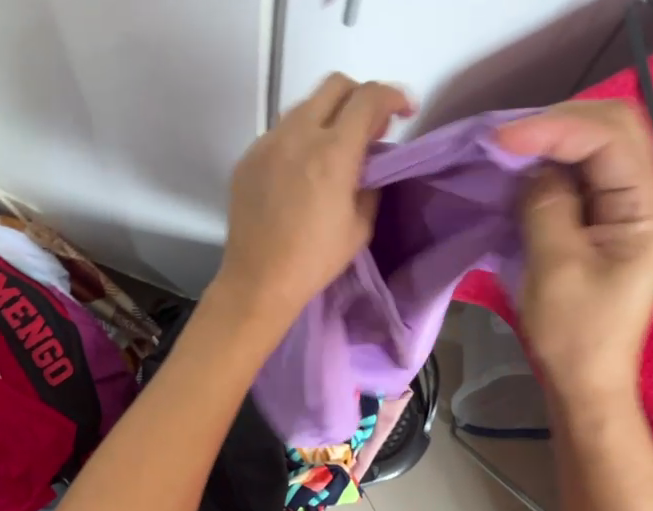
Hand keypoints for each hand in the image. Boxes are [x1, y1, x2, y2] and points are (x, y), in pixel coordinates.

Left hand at [215, 74, 412, 321]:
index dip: (393, 96)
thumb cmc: (314, 261)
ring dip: (327, 115)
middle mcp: (297, 136)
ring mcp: (267, 144)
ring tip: (335, 147)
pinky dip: (299, 139)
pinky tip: (302, 169)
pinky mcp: (248, 159)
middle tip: (370, 126)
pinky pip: (279, 133)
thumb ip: (370, 183)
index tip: (405, 111)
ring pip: (304, 106)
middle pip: (335, 85)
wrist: (258, 282)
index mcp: (332, 152)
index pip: (369, 98)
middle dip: (360, 96)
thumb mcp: (359, 226)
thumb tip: (369, 161)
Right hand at [498, 101, 652, 407]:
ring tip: (509, 151)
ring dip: (554, 142)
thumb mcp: (554, 267)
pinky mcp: (614, 221)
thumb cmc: (574, 334)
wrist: (587, 382)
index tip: (497, 139)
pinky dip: (555, 166)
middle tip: (503, 140)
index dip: (552, 127)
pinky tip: (525, 172)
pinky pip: (588, 175)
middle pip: (612, 127)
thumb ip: (547, 205)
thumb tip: (533, 170)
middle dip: (556, 124)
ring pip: (599, 146)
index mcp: (651, 206)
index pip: (608, 136)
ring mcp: (636, 207)